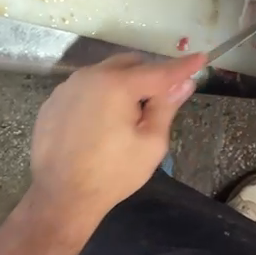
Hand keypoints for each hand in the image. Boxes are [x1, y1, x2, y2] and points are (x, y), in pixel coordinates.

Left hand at [28, 52, 204, 221]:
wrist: (62, 196)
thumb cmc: (114, 173)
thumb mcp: (151, 144)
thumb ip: (166, 107)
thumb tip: (183, 84)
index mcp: (117, 84)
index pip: (159, 71)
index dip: (183, 67)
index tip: (202, 59)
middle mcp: (90, 76)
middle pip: (129, 64)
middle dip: (149, 76)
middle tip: (160, 101)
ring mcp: (67, 88)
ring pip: (104, 74)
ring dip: (123, 86)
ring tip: (128, 117)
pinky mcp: (53, 103)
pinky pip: (85, 90)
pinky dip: (100, 97)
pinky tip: (102, 125)